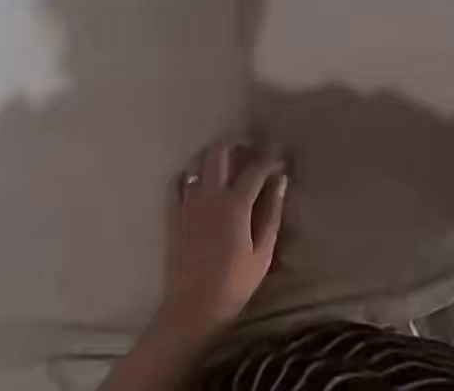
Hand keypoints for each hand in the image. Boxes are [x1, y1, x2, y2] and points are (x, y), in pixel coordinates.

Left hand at [158, 140, 287, 338]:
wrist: (192, 310)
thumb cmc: (234, 284)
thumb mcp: (263, 252)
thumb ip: (272, 213)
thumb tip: (280, 182)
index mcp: (235, 204)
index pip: (255, 169)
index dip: (270, 161)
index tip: (279, 163)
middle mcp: (210, 195)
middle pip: (219, 152)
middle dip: (236, 143)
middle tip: (249, 148)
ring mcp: (188, 203)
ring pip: (196, 163)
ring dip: (212, 156)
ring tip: (225, 161)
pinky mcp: (172, 215)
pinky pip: (176, 182)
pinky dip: (188, 174)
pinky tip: (197, 180)